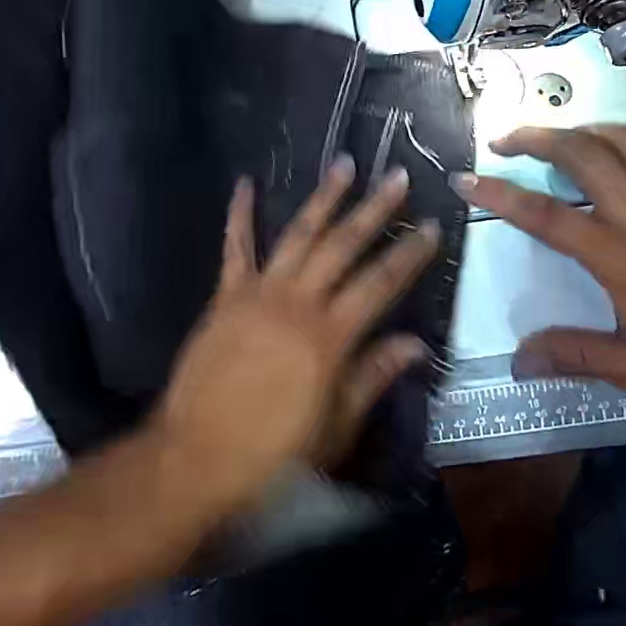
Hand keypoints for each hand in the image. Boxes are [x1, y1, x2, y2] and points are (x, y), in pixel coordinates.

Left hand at [155, 158, 440, 510]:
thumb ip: (373, 378)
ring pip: (299, 235)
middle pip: (344, 246)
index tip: (431, 227)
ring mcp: (259, 295)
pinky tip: (246, 184)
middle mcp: (299, 304)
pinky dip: (240, 215)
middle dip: (375, 210)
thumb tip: (415, 344)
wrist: (194, 460)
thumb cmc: (273, 454)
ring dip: (324, 198)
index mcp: (330, 337)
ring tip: (345, 165)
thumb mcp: (336, 427)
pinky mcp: (226, 298)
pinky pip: (235, 249)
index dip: (409, 254)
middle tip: (398, 177)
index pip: (381, 284)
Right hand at [453, 126, 625, 422]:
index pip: (547, 215)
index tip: (466, 178)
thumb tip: (518, 361)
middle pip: (584, 153)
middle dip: (537, 136)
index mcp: (621, 258)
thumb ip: (574, 355)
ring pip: (625, 139)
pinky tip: (624, 149)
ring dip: (585, 128)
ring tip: (558, 138)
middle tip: (504, 139)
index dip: (501, 194)